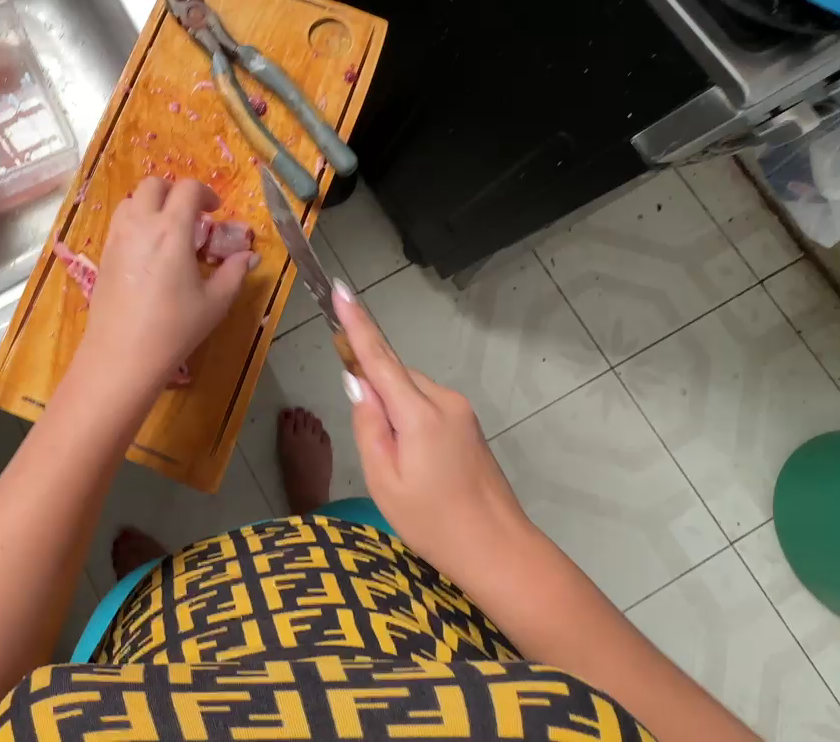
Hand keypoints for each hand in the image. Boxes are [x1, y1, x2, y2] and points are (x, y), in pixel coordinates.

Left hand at [72, 177, 256, 400]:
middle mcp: (140, 225)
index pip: (187, 189)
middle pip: (153, 185)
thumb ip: (234, 273)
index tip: (215, 211)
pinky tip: (148, 250)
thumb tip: (249, 256)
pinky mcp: (103, 255)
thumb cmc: (174, 329)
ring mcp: (117, 238)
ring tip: (167, 229)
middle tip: (190, 215)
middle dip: (174, 192)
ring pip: (131, 200)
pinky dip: (135, 221)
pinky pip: (119, 222)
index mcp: (172, 230)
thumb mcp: (214, 303)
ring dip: (151, 204)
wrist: (122, 356)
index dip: (205, 193)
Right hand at [337, 282, 531, 580]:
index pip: (378, 357)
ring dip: (391, 404)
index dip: (356, 323)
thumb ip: (368, 424)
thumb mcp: (384, 479)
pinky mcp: (467, 423)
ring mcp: (459, 410)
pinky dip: (407, 414)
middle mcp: (443, 400)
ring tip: (394, 460)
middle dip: (371, 384)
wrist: (499, 550)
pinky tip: (411, 456)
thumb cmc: (433, 522)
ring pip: (409, 389)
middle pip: (394, 373)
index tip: (340, 290)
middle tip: (369, 437)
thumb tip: (356, 382)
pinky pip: (425, 403)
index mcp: (419, 413)